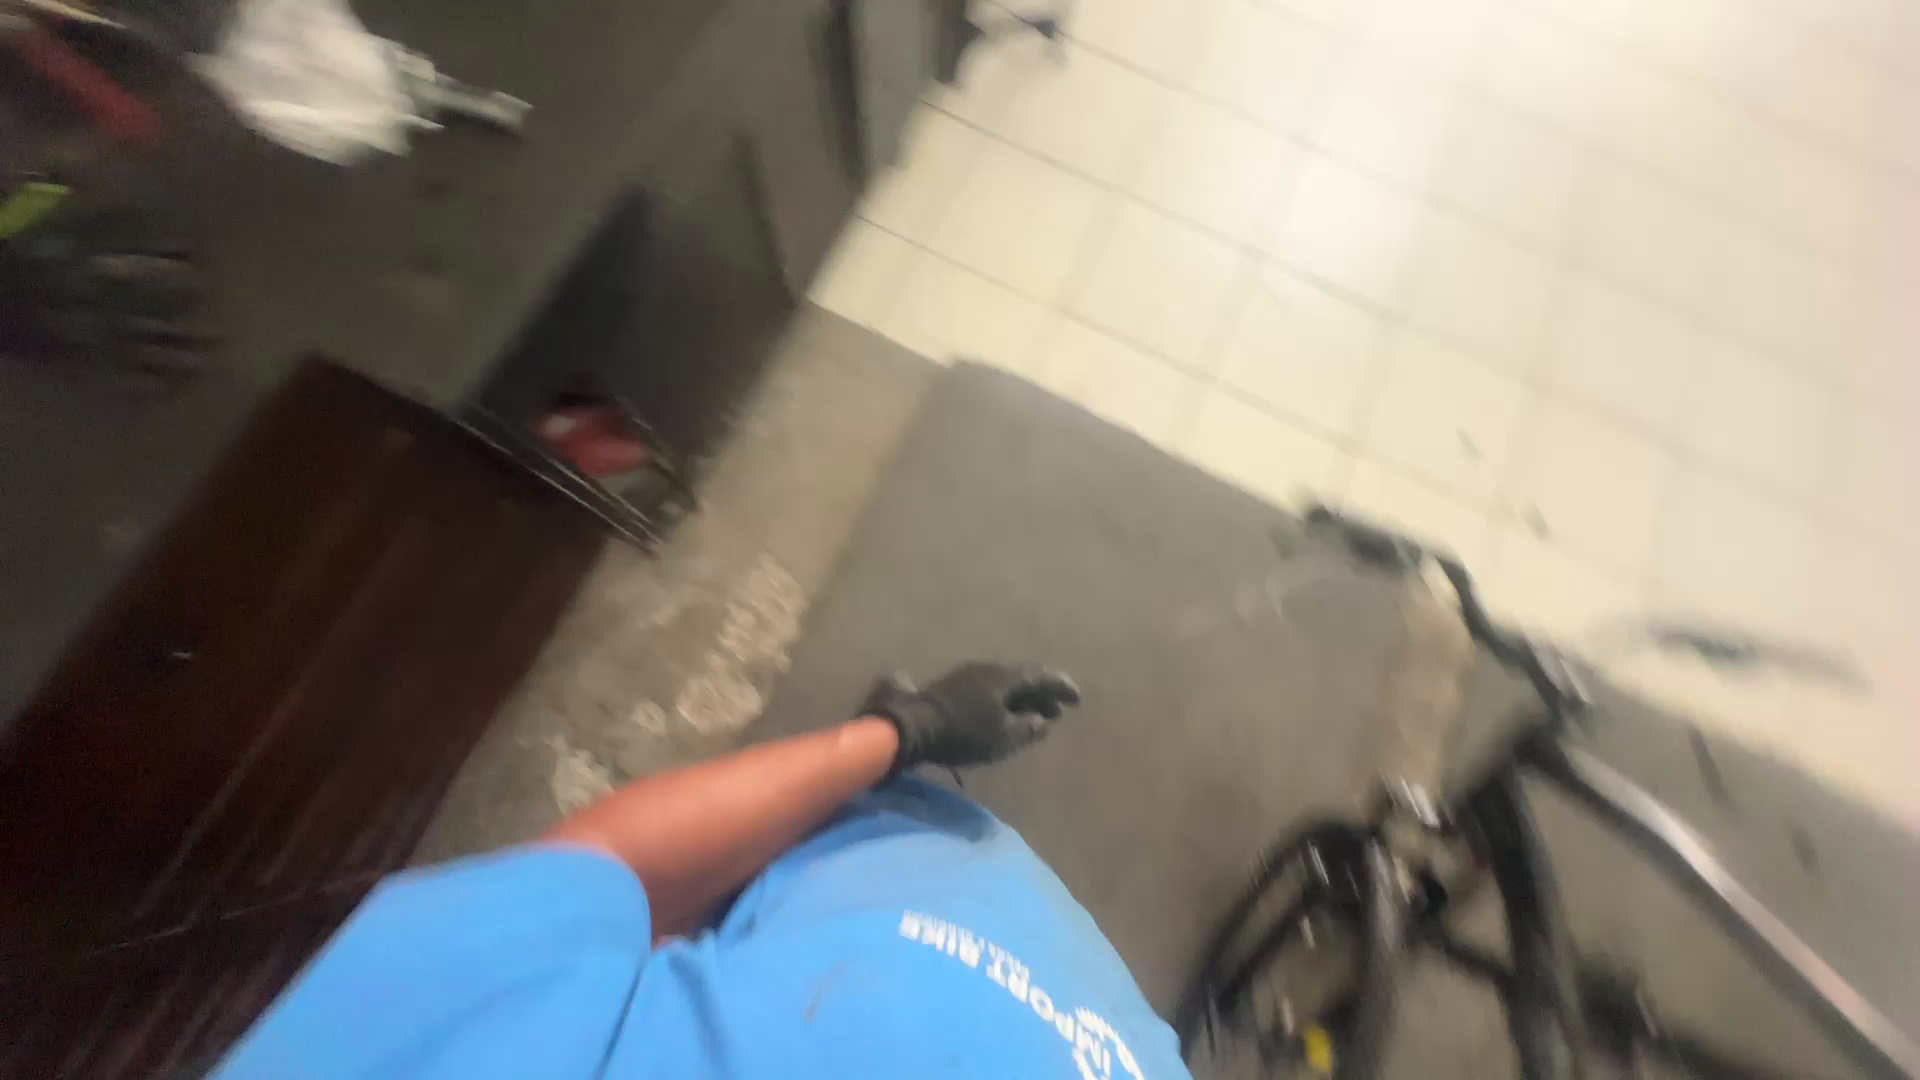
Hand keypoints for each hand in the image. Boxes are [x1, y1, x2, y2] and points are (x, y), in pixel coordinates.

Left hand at [861, 662, 1079, 772]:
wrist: (913, 726)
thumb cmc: (963, 733)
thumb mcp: (1003, 738)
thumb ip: (1028, 728)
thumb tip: (1042, 720)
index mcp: (1005, 676)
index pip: (1042, 675)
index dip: (1061, 687)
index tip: (1076, 699)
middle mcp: (989, 668)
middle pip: (1023, 677)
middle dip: (1043, 694)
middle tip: (1057, 712)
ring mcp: (968, 674)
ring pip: (1005, 682)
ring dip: (1022, 698)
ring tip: (1033, 716)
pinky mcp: (953, 685)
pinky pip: (990, 687)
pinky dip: (1004, 699)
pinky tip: (1002, 714)